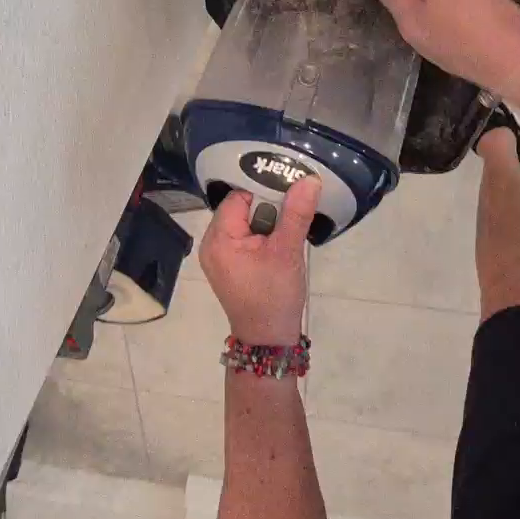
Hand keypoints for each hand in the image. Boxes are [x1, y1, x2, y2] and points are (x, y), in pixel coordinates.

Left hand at [198, 177, 321, 344]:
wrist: (268, 339)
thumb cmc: (274, 295)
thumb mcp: (288, 251)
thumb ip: (295, 213)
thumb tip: (308, 179)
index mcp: (218, 238)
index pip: (238, 197)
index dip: (263, 192)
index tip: (289, 193)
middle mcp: (211, 244)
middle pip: (240, 208)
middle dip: (267, 209)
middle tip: (294, 211)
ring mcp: (217, 257)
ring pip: (244, 224)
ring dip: (267, 223)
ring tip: (290, 227)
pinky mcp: (228, 266)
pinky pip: (243, 239)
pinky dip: (262, 237)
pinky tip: (280, 243)